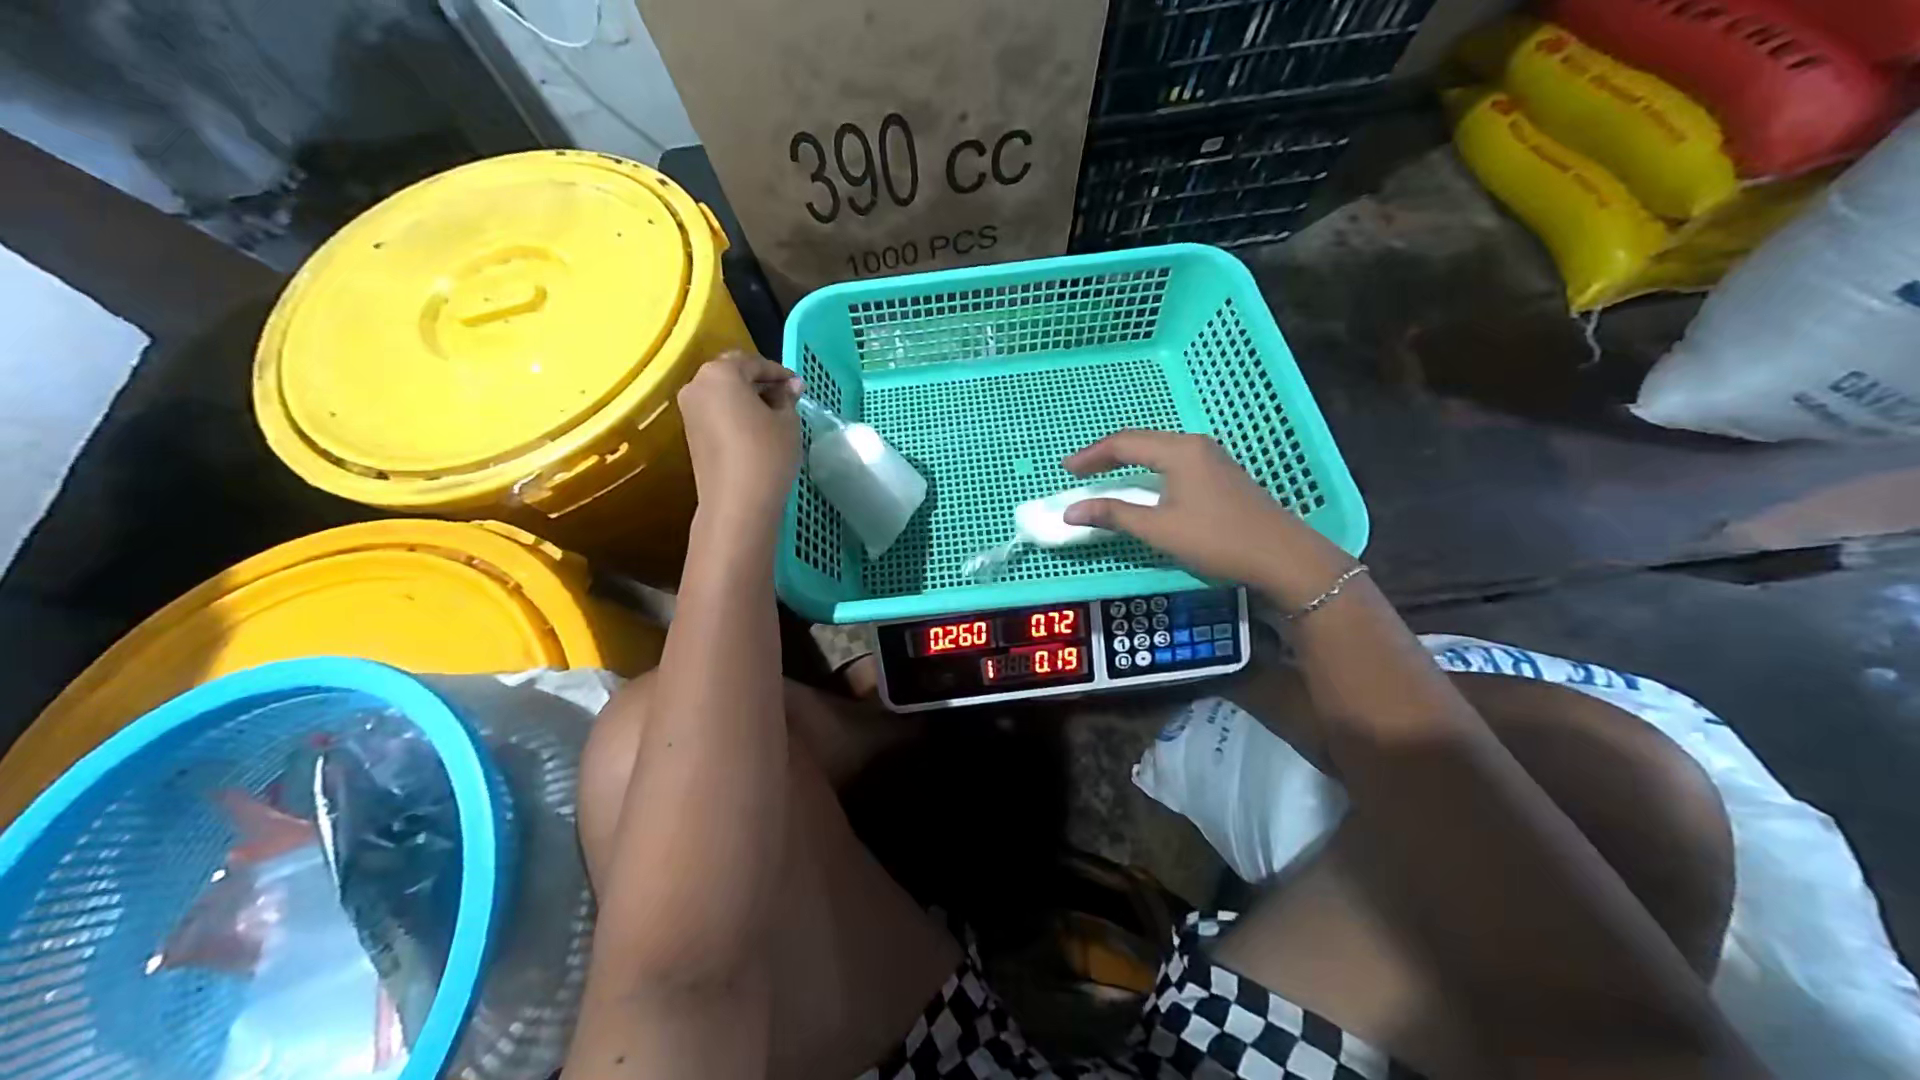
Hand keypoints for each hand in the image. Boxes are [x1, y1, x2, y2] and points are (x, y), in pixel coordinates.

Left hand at [678, 351, 802, 523]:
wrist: (736, 502)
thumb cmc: (767, 453)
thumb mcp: (787, 421)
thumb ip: (787, 397)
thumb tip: (790, 386)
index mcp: (720, 373)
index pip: (754, 363)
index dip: (779, 373)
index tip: (798, 387)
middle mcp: (697, 385)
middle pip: (733, 374)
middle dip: (760, 383)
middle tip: (787, 397)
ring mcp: (689, 410)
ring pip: (723, 394)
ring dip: (747, 399)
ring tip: (774, 415)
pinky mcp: (691, 434)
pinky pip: (716, 413)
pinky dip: (735, 414)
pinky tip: (757, 430)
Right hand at [1061, 430, 1354, 606]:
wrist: (1282, 556)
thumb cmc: (1217, 539)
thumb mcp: (1159, 529)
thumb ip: (1114, 515)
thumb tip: (1072, 511)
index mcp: (1178, 451)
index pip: (1123, 443)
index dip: (1091, 455)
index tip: (1066, 469)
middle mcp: (1194, 445)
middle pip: (1141, 441)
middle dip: (1106, 455)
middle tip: (1080, 471)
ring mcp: (1211, 457)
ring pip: (1158, 450)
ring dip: (1128, 461)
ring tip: (1104, 475)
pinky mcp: (1221, 473)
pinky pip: (1173, 461)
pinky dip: (1148, 469)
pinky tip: (1143, 484)